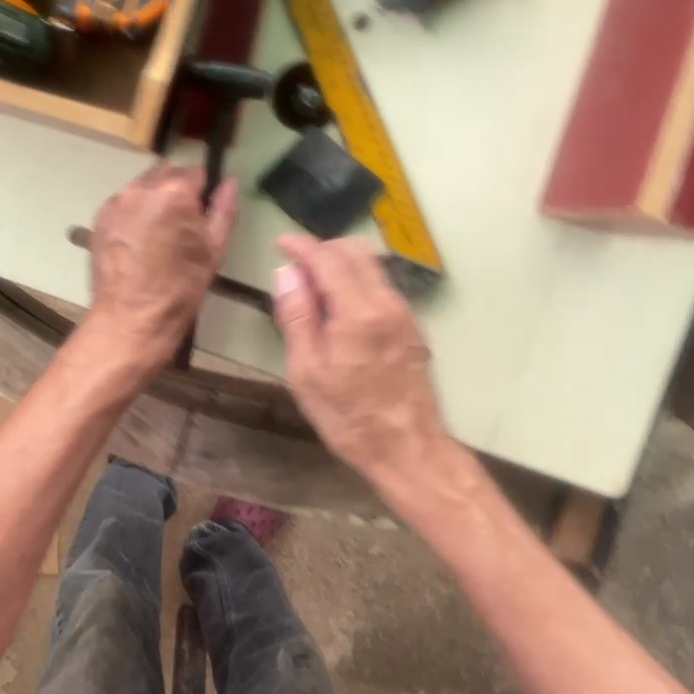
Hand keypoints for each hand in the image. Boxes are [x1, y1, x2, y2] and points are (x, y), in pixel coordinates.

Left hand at [88, 165, 239, 366]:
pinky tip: (138, 241)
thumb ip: (224, 209)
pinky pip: (124, 203)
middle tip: (181, 225)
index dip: (203, 191)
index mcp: (174, 192)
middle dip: (177, 191)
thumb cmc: (181, 286)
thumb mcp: (214, 249)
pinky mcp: (100, 218)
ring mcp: (117, 202)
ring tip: (158, 235)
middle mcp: (141, 188)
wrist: (132, 317)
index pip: (196, 172)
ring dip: (154, 200)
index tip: (201, 214)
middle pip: (167, 173)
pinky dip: (134, 213)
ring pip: (143, 187)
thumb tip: (230, 182)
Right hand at [273, 235, 447, 482]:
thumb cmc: (349, 418)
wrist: (410, 450)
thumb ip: (297, 317)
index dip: (301, 245)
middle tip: (296, 268)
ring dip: (341, 263)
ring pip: (372, 266)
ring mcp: (404, 315)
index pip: (327, 258)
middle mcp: (387, 304)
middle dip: (322, 249)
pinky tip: (340, 309)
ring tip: (314, 289)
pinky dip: (357, 281)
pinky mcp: (412, 328)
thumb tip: (288, 274)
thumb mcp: (307, 373)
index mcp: (358, 313)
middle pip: (355, 251)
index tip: (281, 243)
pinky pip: (381, 287)